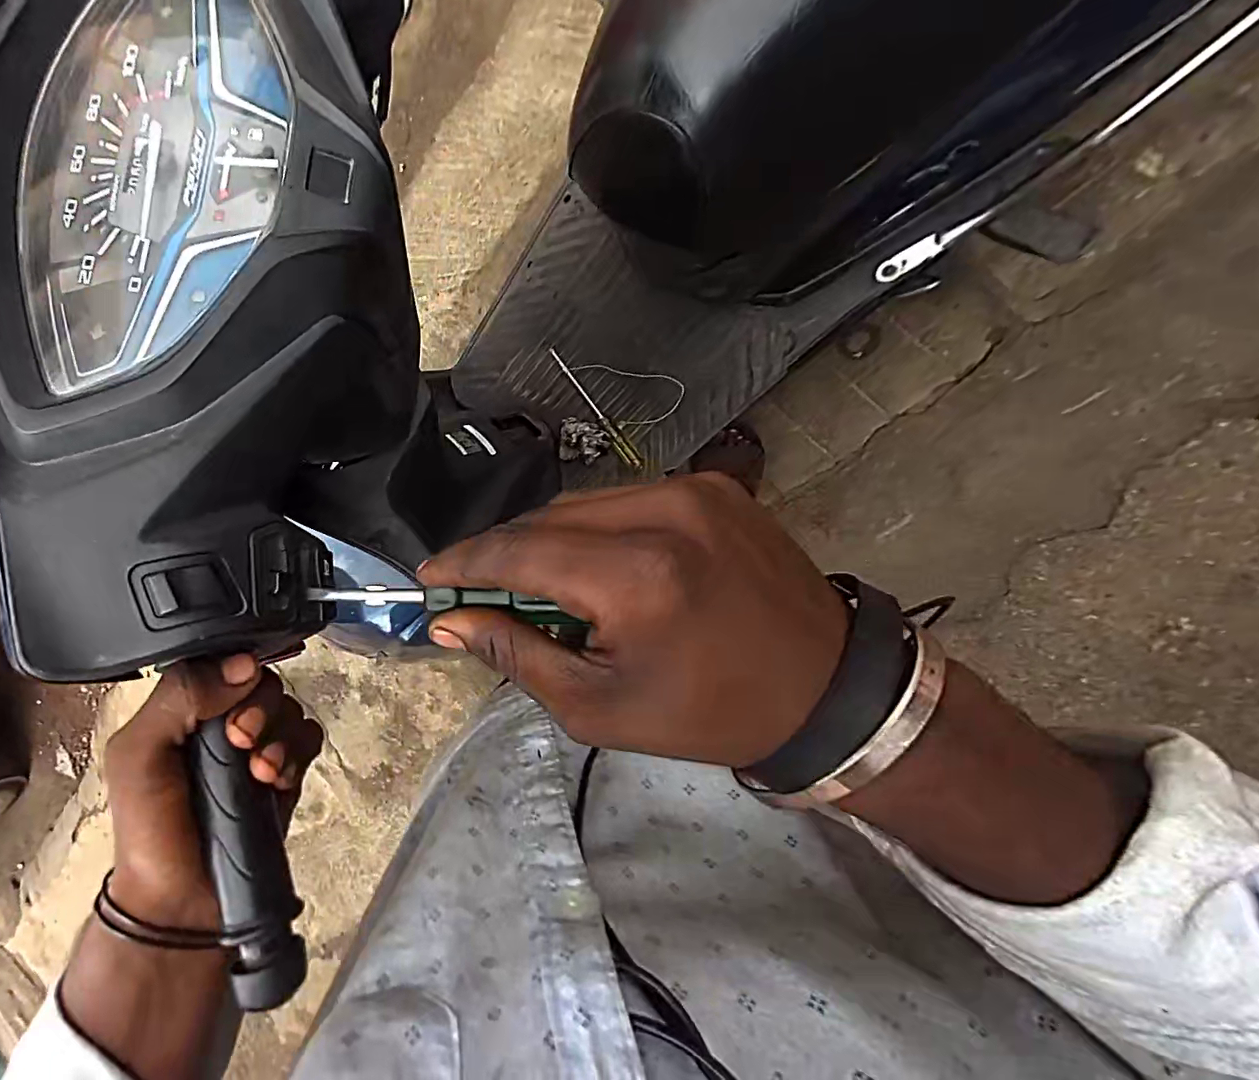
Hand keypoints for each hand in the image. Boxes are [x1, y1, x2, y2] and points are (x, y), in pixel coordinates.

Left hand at [102, 654, 321, 927]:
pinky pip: (308, 737)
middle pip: (263, 683)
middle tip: (241, 745)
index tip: (228, 714)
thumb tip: (243, 665)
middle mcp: (222, 720)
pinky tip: (278, 780)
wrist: (183, 900)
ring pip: (289, 708)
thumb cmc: (150, 828)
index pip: (224, 664)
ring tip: (260, 774)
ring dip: (281, 736)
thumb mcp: (139, 753)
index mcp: (184, 708)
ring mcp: (257, 745)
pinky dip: (299, 752)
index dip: (235, 678)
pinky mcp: (285, 771)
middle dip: (259, 712)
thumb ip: (179, 698)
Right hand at [419, 475, 848, 767]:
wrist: (828, 689)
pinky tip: (588, 566)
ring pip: (579, 504)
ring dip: (544, 541)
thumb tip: (452, 623)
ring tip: (534, 585)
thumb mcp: (598, 706)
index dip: (464, 562)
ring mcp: (692, 489)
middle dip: (501, 554)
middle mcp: (663, 512)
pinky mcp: (712, 485)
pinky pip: (621, 500)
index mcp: (636, 576)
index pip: (519, 552)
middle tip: (477, 591)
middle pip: (544, 519)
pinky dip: (588, 530)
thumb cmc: (708, 712)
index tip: (429, 577)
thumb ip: (515, 655)